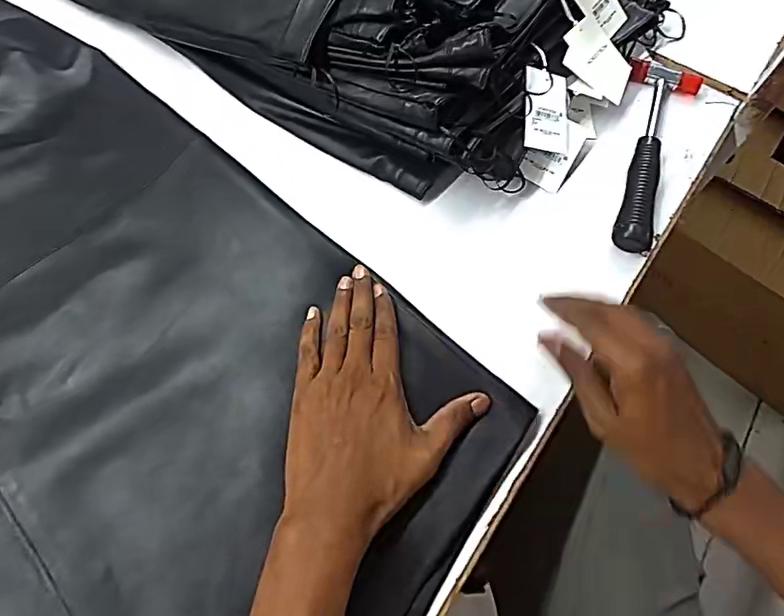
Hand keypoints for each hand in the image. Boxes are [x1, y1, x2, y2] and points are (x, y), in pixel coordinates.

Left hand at [282, 266, 489, 540]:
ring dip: (339, 304)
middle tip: (359, 272)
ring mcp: (327, 384)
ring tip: (341, 282)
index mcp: (384, 386)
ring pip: (335, 332)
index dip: (383, 308)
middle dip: (360, 294)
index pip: (384, 334)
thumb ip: (453, 422)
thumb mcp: (426, 455)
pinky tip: (311, 316)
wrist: (329, 511)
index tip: (381, 290)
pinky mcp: (303, 396)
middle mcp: (355, 377)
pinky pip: (307, 354)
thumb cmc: (376, 487)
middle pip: (359, 324)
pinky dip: (309, 332)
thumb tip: (479, 402)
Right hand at [541, 296, 723, 508]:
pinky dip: (613, 313)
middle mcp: (651, 347)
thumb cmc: (655, 454)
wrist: (704, 468)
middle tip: (554, 303)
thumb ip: (577, 373)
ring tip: (571, 308)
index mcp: (633, 364)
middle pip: (607, 308)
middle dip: (577, 301)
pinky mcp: (671, 350)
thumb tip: (552, 342)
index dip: (564, 309)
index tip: (546, 305)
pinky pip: (636, 318)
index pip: (591, 321)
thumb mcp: (604, 420)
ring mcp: (665, 346)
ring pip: (623, 309)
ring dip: (595, 304)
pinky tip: (600, 320)